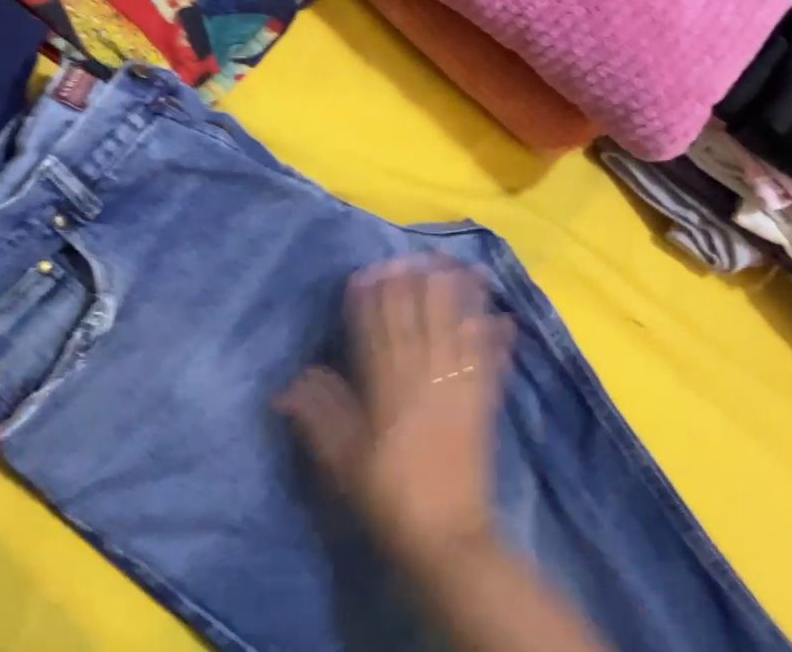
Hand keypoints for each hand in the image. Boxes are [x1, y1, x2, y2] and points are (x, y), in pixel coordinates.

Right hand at [276, 259, 513, 570]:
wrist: (446, 539)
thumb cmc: (385, 495)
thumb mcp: (339, 459)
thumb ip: (318, 416)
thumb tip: (287, 382)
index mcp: (382, 391)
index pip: (375, 334)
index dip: (373, 300)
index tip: (372, 268)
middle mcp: (420, 383)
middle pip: (418, 324)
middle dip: (417, 287)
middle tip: (418, 253)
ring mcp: (455, 394)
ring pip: (455, 336)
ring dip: (459, 300)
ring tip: (463, 266)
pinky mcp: (482, 410)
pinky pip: (489, 368)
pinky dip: (497, 342)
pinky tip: (504, 319)